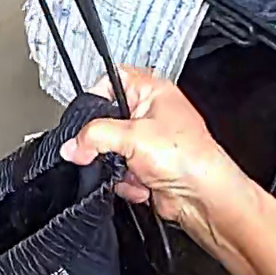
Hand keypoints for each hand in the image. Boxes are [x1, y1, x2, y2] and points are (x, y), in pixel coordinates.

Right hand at [59, 67, 251, 242]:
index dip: (96, 95)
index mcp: (153, 92)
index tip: (87, 116)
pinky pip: (120, 172)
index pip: (113, 79)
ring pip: (110, 151)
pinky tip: (141, 184)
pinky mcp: (147, 168)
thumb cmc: (187, 157)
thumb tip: (73, 145)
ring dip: (116, 167)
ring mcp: (149, 143)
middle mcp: (151, 115)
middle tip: (102, 151)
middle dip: (104, 144)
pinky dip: (126, 182)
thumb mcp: (132, 136)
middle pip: (107, 121)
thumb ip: (93, 136)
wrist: (202, 196)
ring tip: (132, 170)